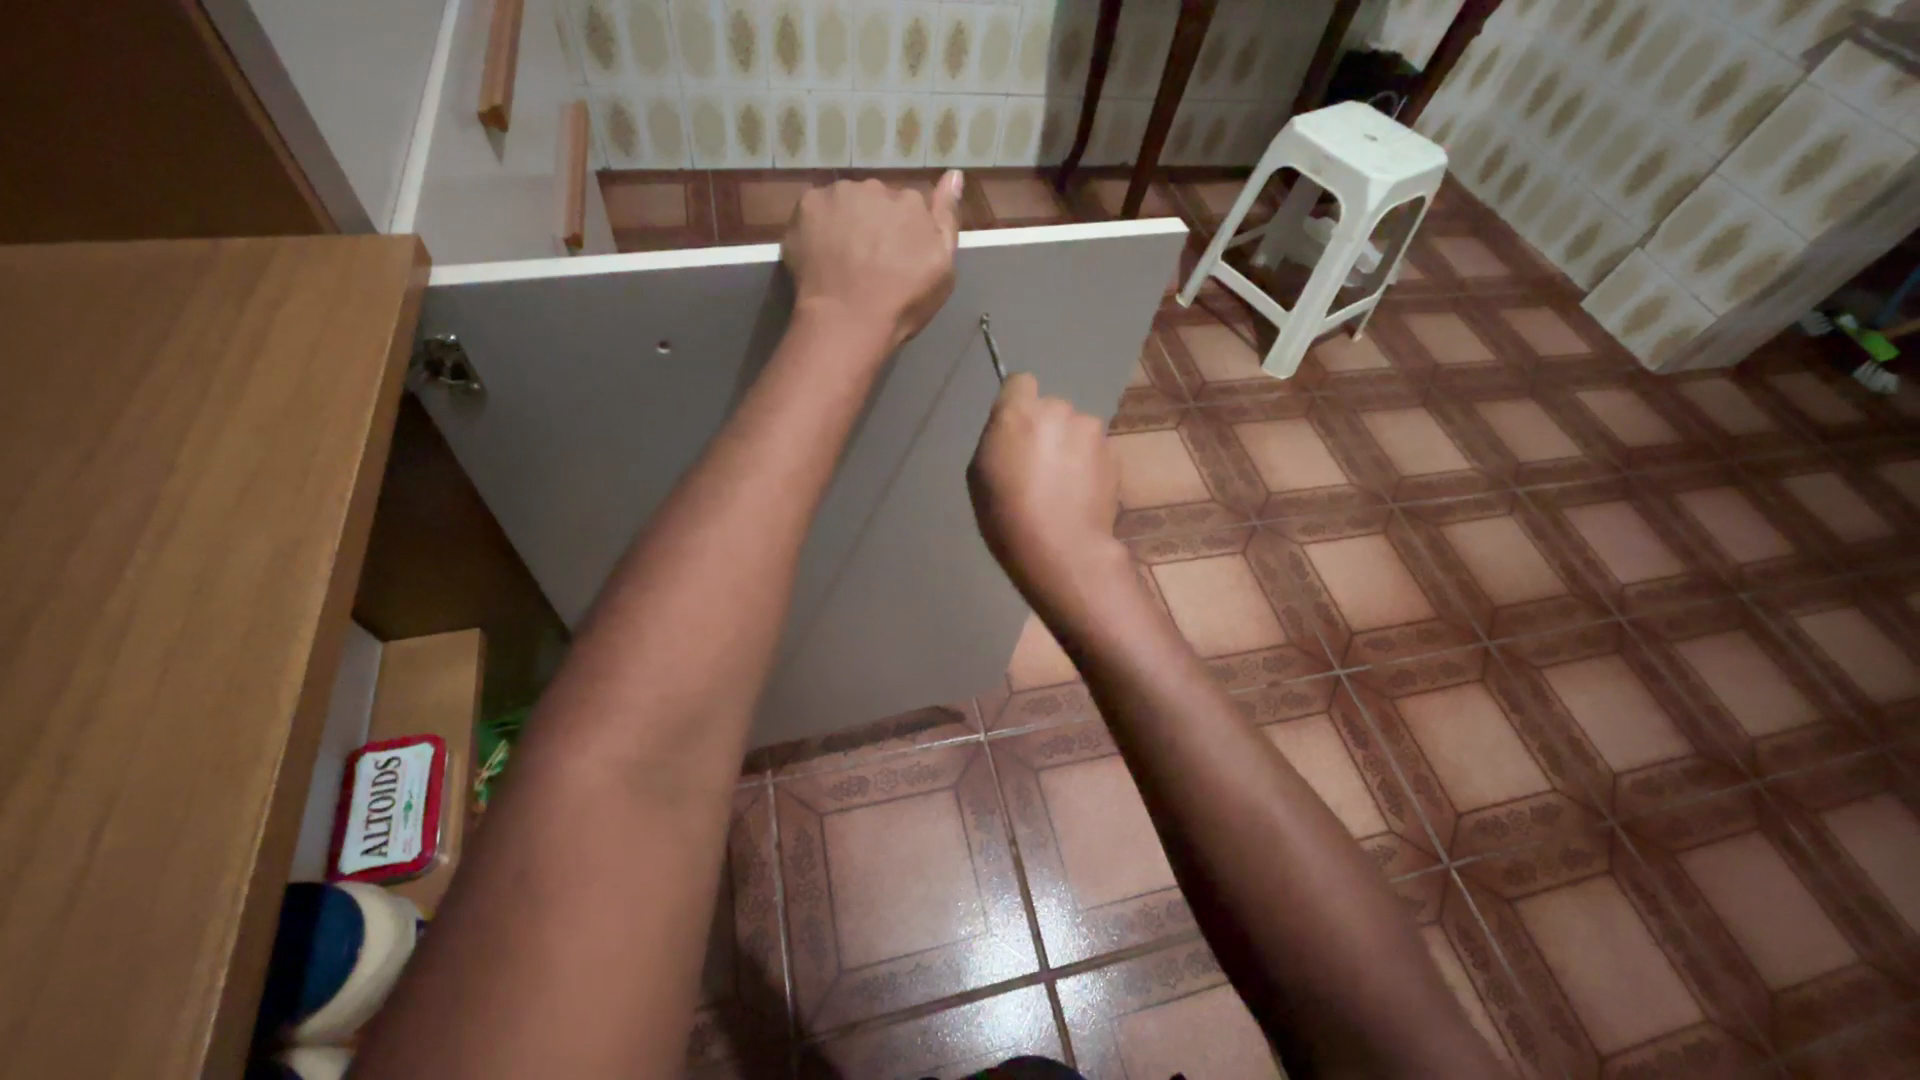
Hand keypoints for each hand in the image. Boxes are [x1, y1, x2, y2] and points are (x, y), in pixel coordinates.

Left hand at [782, 172, 962, 350]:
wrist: (849, 321)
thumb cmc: (903, 302)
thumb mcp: (943, 268)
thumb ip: (947, 218)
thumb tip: (954, 174)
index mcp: (911, 202)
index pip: (907, 207)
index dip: (900, 233)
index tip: (894, 258)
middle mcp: (876, 188)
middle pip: (874, 200)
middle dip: (872, 223)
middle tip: (867, 261)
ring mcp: (839, 194)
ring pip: (844, 202)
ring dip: (844, 221)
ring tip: (840, 259)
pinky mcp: (808, 205)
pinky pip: (814, 209)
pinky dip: (816, 226)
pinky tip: (819, 253)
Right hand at [969, 373, 1131, 613]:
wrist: (1060, 549)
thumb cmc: (1006, 514)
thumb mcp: (979, 474)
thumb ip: (998, 439)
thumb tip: (1014, 432)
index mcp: (1018, 412)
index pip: (1020, 381)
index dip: (1018, 403)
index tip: (1016, 428)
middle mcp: (1058, 410)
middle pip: (1052, 407)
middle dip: (1047, 427)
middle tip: (1039, 465)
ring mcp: (1091, 431)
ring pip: (1078, 429)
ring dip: (1071, 446)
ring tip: (1064, 485)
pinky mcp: (1114, 454)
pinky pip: (1097, 452)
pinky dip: (1090, 466)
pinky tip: (1082, 495)